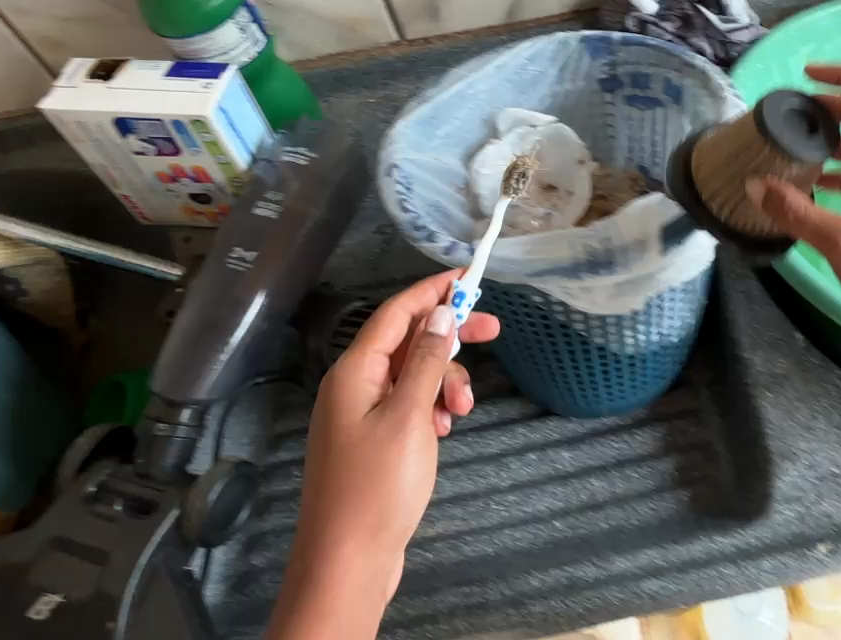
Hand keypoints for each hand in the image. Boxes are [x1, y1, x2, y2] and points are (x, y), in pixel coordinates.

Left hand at [271, 270, 498, 638]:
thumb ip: (427, 361)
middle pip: (408, 341)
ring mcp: (362, 413)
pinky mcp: (373, 439)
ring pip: (413, 375)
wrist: (347, 564)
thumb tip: (440, 314)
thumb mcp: (410, 416)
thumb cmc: (377, 485)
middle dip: (449, 337)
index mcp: (355, 370)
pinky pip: (409, 404)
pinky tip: (445, 428)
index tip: (466, 277)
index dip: (431, 291)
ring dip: (444, 382)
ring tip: (463, 410)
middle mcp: (354, 384)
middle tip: (494, 330)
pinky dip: (432, 407)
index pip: (396, 313)